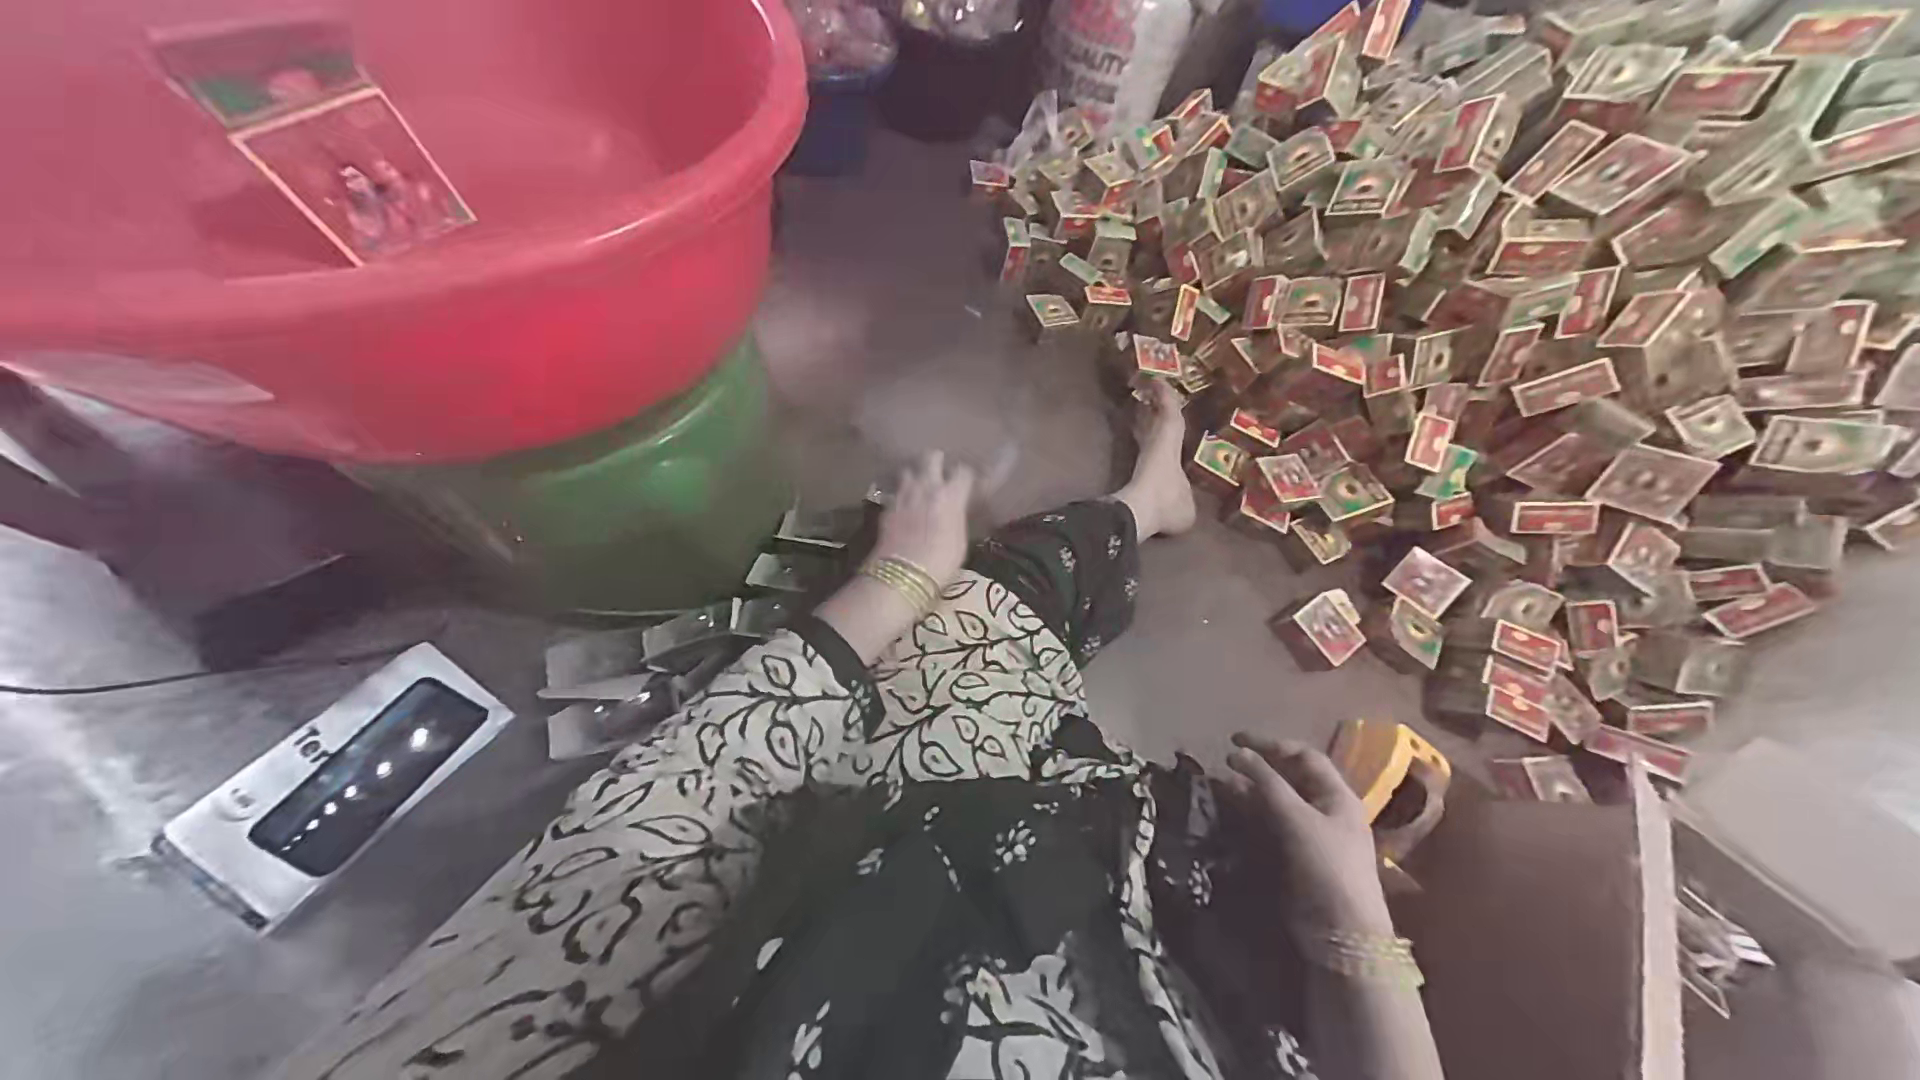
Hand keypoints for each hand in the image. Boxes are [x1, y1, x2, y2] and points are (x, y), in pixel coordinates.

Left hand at [872, 451, 975, 586]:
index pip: (963, 471)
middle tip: (939, 470)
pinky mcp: (887, 506)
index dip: (965, 475)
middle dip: (936, 460)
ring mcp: (904, 494)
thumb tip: (955, 510)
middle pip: (931, 457)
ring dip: (914, 474)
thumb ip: (957, 517)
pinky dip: (900, 494)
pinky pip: (895, 492)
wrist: (903, 572)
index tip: (966, 482)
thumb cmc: (941, 561)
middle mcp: (927, 487)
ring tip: (918, 485)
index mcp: (951, 495)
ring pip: (908, 470)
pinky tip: (903, 505)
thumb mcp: (960, 540)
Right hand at [1223, 733, 1393, 936]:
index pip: (1304, 756)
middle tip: (1225, 760)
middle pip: (1290, 777)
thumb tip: (1237, 751)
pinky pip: (1270, 823)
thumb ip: (1266, 781)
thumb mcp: (1296, 817)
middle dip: (1257, 766)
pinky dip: (1250, 812)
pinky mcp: (1296, 855)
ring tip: (1220, 784)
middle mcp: (1326, 810)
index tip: (1235, 739)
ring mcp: (1311, 834)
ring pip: (1276, 800)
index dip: (1271, 744)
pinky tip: (1229, 808)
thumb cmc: (1325, 866)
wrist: (1341, 933)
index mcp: (1337, 796)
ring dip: (1249, 789)